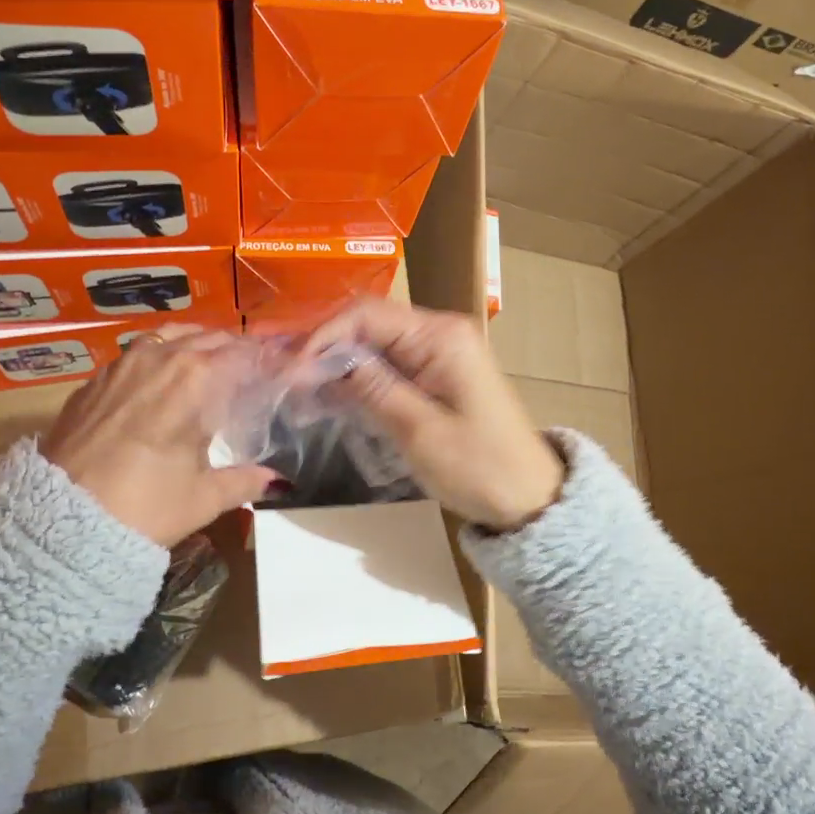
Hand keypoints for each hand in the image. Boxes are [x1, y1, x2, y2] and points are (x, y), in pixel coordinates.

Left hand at [39, 327, 275, 546]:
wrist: (63, 518)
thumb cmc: (146, 505)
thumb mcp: (205, 498)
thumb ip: (247, 482)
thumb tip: (281, 482)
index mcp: (198, 378)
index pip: (243, 353)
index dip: (264, 359)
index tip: (280, 369)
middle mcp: (162, 357)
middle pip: (207, 337)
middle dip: (232, 349)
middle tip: (248, 370)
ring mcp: (123, 363)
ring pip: (169, 337)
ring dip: (193, 345)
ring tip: (206, 369)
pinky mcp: (95, 379)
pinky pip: (136, 353)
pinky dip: (158, 359)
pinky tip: (161, 384)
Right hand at [306, 300, 564, 530]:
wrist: (530, 498)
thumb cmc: (480, 467)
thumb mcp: (420, 431)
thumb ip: (372, 389)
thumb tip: (322, 361)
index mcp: (441, 336)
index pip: (367, 315)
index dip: (322, 337)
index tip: (289, 372)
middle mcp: (440, 334)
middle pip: (368, 325)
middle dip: (324, 350)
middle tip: (284, 381)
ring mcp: (439, 356)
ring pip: (373, 347)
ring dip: (336, 366)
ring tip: (297, 394)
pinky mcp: (436, 378)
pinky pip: (388, 368)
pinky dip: (357, 381)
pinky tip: (327, 400)